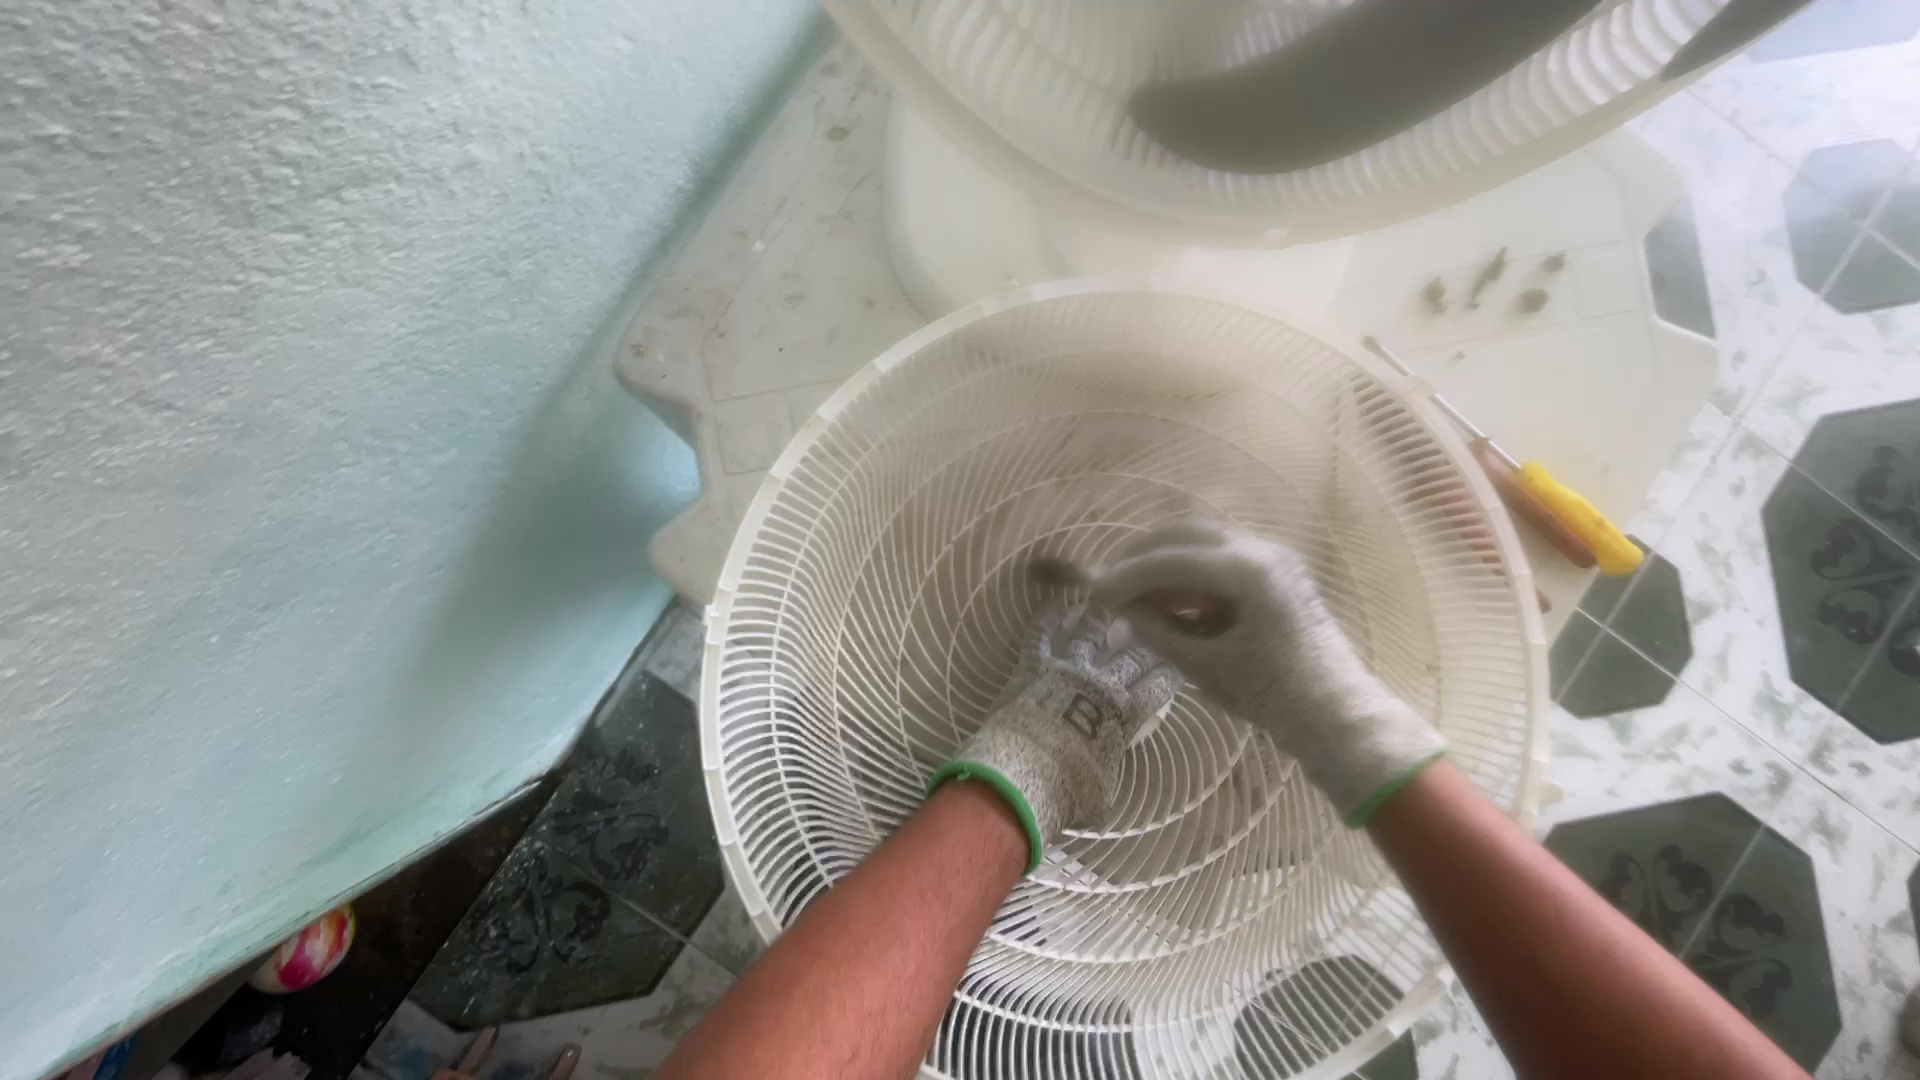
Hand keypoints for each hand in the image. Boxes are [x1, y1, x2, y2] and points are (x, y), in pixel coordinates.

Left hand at [930, 598, 1180, 870]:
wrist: (1022, 778)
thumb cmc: (1068, 793)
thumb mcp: (1104, 793)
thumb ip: (1111, 770)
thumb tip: (1107, 768)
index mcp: (1124, 715)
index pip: (1158, 687)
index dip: (1171, 673)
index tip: (1182, 659)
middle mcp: (1100, 683)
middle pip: (1130, 656)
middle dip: (1146, 639)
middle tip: (1155, 622)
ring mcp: (1065, 669)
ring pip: (1088, 633)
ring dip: (1101, 616)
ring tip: (1110, 600)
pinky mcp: (1032, 665)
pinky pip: (1041, 633)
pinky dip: (1048, 615)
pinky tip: (1057, 601)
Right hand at [1083, 517, 1445, 824]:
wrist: (1337, 715)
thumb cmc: (1272, 696)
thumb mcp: (1203, 665)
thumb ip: (1155, 629)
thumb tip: (1116, 607)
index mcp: (1247, 572)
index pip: (1169, 561)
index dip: (1124, 575)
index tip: (1091, 591)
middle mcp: (1261, 549)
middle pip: (1183, 533)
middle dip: (1139, 555)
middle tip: (1107, 581)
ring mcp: (1273, 554)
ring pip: (1202, 537)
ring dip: (1163, 557)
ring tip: (1132, 586)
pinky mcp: (1277, 569)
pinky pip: (1221, 553)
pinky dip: (1189, 566)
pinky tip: (1170, 594)